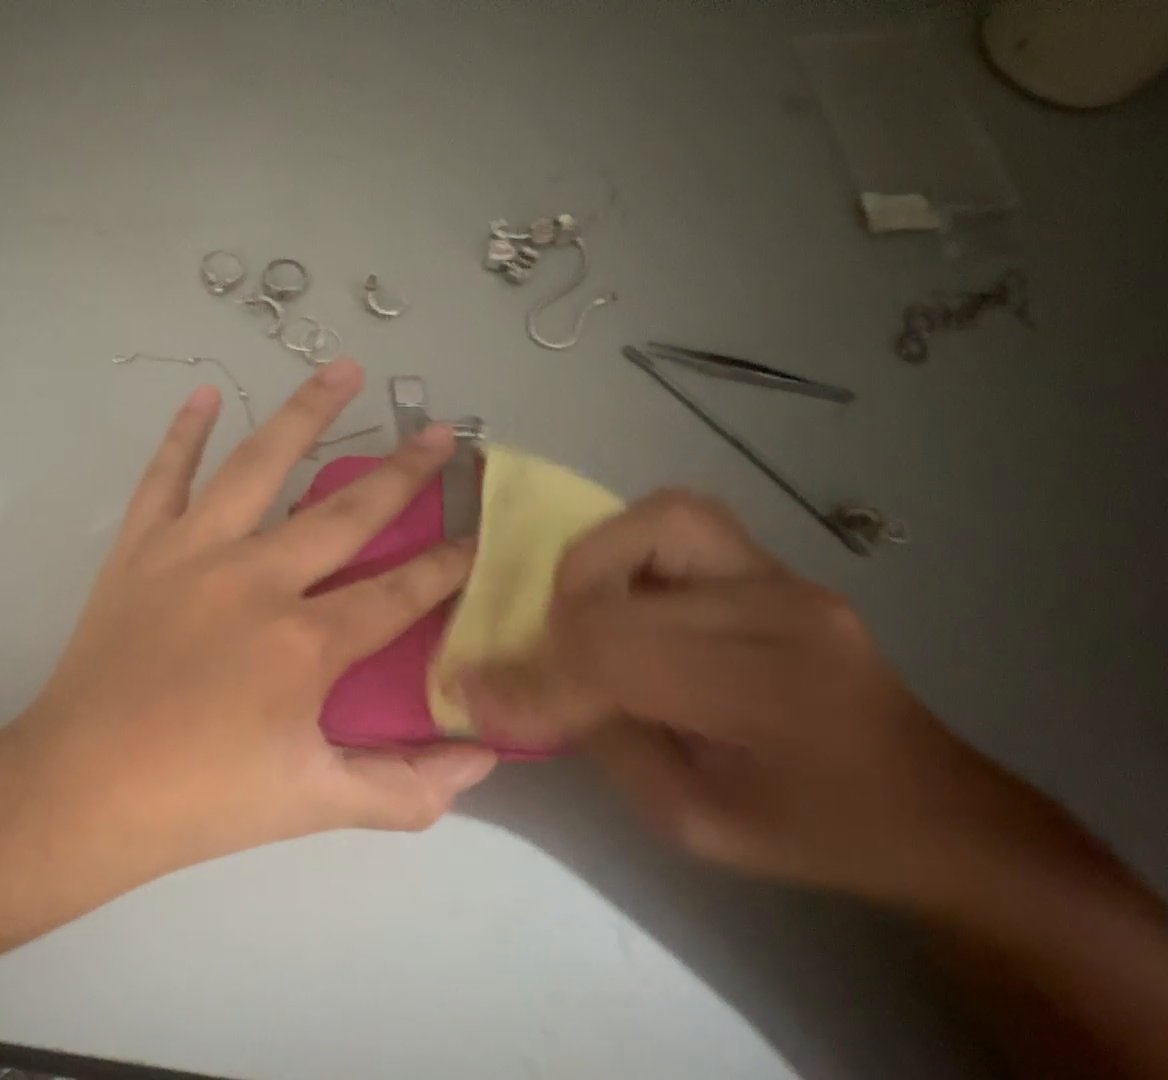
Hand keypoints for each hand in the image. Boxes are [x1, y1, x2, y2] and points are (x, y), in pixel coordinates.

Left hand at [2, 360, 494, 870]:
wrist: (81, 788)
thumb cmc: (200, 799)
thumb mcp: (314, 804)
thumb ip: (406, 787)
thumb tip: (484, 761)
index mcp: (306, 641)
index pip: (400, 592)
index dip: (449, 565)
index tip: (482, 535)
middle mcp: (257, 579)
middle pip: (346, 512)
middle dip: (403, 472)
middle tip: (444, 432)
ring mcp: (192, 554)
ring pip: (258, 465)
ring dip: (305, 413)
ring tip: (343, 369)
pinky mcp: (138, 551)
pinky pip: (164, 476)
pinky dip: (184, 433)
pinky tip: (205, 394)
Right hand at [463, 491, 1070, 908]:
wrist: (935, 808)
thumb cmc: (814, 833)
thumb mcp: (694, 823)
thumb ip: (602, 741)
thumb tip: (507, 688)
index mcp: (766, 693)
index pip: (613, 655)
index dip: (534, 678)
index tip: (477, 697)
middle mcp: (779, 611)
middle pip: (616, 588)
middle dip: (552, 632)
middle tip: (534, 669)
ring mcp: (786, 578)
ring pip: (655, 521)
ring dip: (592, 565)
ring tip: (578, 617)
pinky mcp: (780, 568)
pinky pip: (682, 525)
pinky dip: (628, 550)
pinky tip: (624, 599)